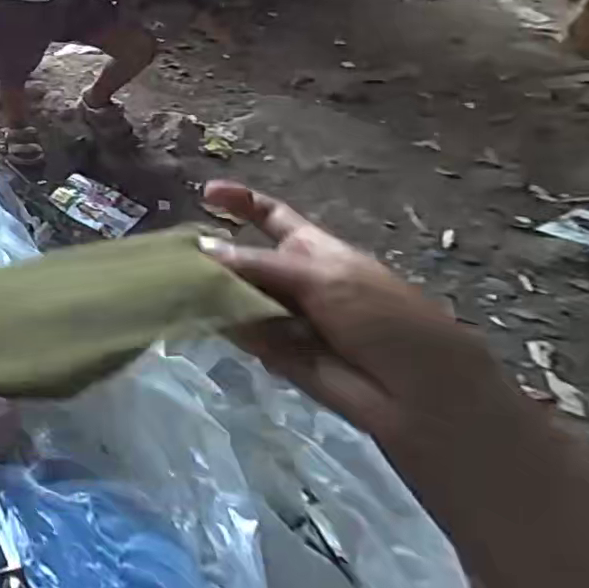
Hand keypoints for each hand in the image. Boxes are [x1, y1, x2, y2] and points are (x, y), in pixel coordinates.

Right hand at [198, 181, 516, 446]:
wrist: (416, 396)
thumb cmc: (385, 320)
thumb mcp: (324, 276)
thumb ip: (258, 262)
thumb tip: (200, 249)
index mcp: (311, 251)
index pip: (270, 217)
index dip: (240, 202)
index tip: (205, 191)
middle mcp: (290, 278)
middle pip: (240, 255)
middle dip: (210, 250)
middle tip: (172, 252)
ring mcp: (276, 312)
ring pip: (229, 290)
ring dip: (205, 286)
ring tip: (176, 281)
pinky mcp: (264, 346)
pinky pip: (231, 326)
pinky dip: (213, 319)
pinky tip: (194, 311)